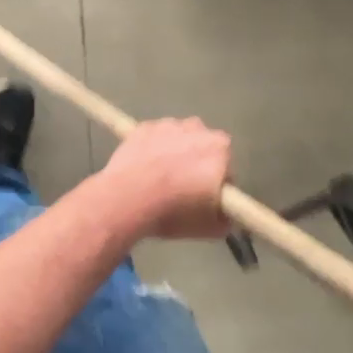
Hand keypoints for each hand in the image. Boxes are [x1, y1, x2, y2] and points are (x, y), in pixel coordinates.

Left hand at [101, 118, 231, 239]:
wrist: (127, 199)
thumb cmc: (174, 211)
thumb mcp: (211, 227)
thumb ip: (225, 218)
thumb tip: (223, 215)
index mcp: (220, 148)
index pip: (226, 168)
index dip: (216, 185)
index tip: (203, 200)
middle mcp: (197, 128)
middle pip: (202, 148)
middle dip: (196, 165)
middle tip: (181, 190)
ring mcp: (167, 124)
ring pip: (178, 140)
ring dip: (174, 154)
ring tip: (158, 181)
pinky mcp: (142, 127)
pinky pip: (154, 139)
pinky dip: (152, 149)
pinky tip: (143, 169)